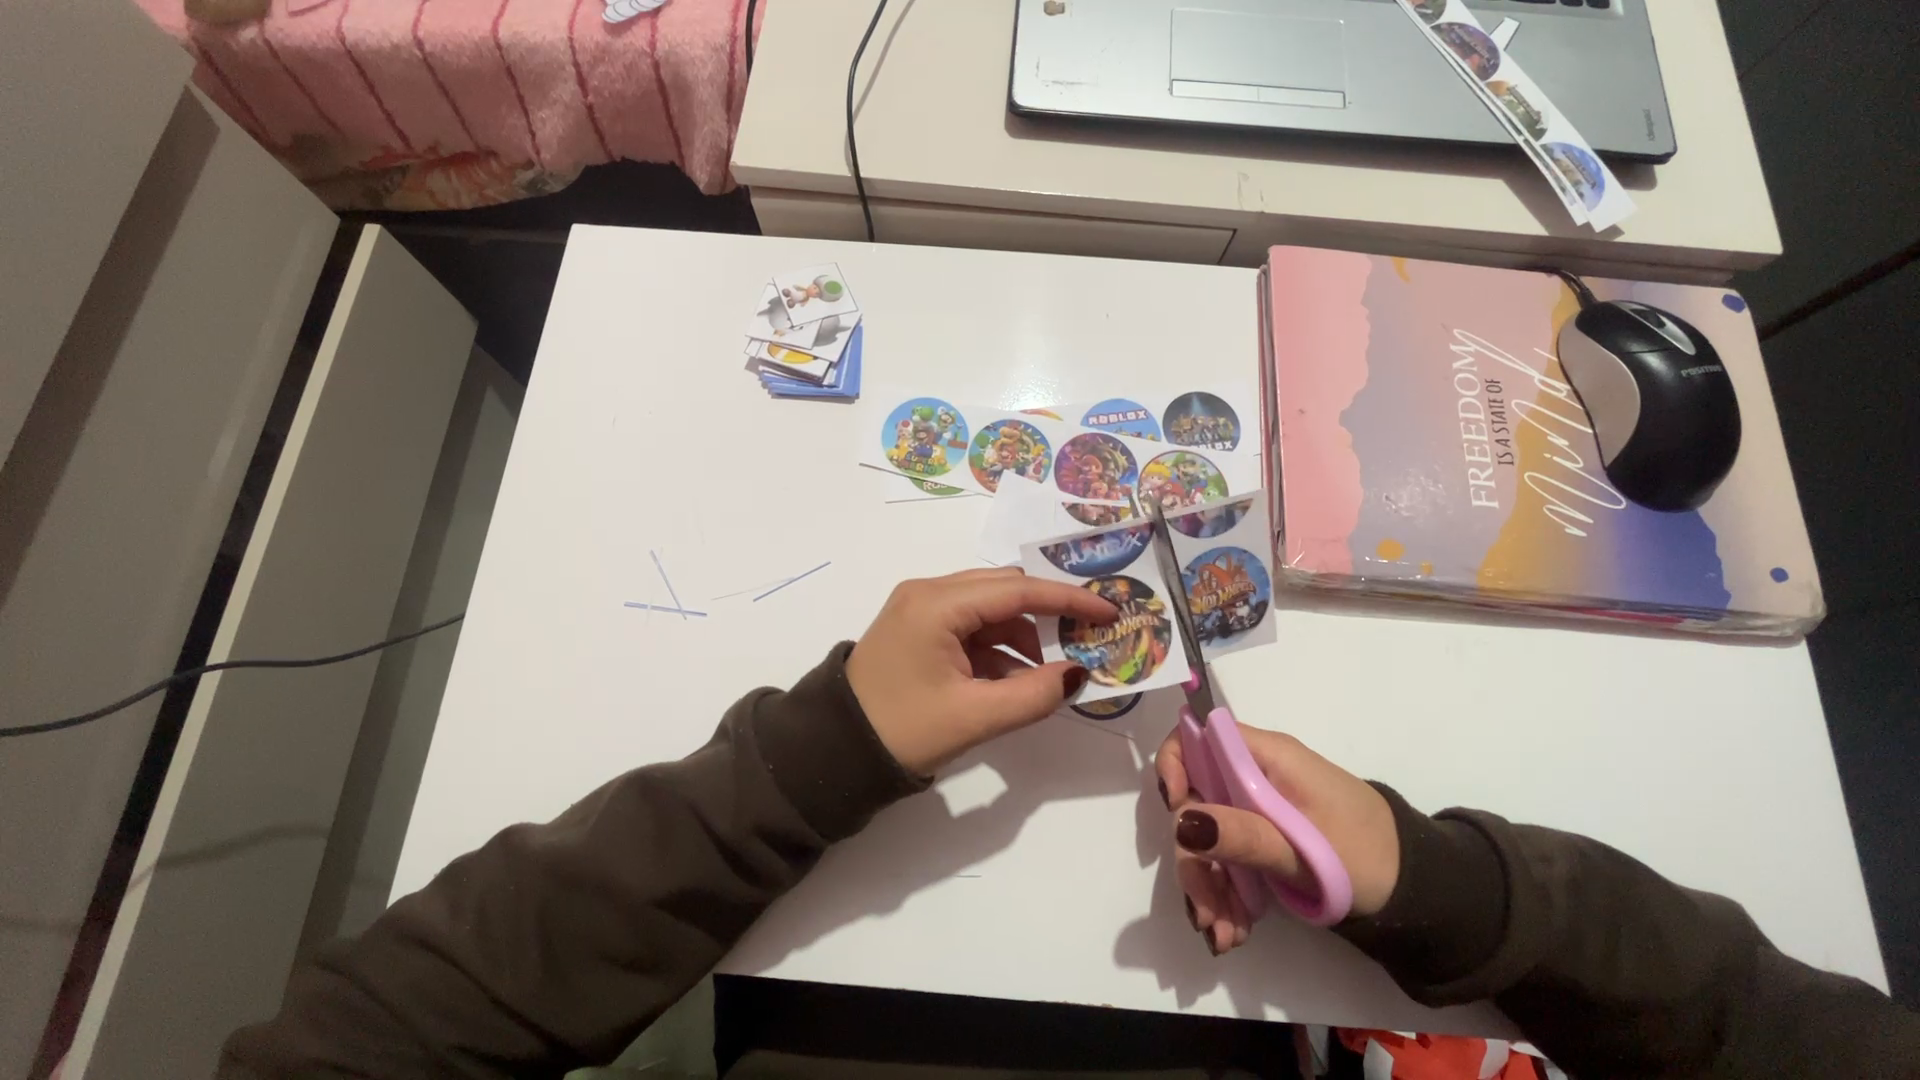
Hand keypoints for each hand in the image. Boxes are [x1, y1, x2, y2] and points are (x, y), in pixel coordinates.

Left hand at [847, 568, 1116, 774]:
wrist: (835, 750)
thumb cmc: (903, 730)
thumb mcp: (974, 717)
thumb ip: (1034, 695)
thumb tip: (1078, 674)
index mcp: (937, 604)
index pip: (1017, 590)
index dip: (1068, 600)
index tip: (1109, 610)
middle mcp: (928, 593)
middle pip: (1004, 590)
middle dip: (1048, 613)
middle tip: (1090, 635)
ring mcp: (920, 610)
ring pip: (989, 610)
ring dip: (1023, 636)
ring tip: (1051, 674)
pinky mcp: (918, 630)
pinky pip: (971, 628)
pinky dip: (998, 649)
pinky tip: (1017, 680)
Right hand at [1155, 724, 1399, 953]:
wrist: (1417, 892)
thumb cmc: (1365, 855)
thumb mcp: (1304, 850)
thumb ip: (1243, 835)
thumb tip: (1181, 820)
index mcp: (1266, 758)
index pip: (1199, 736)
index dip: (1175, 764)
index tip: (1175, 812)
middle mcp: (1254, 776)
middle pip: (1197, 800)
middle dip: (1193, 857)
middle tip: (1205, 911)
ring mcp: (1256, 809)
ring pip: (1206, 837)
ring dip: (1207, 886)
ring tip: (1223, 935)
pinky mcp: (1262, 839)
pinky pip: (1227, 858)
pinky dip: (1224, 894)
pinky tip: (1233, 930)